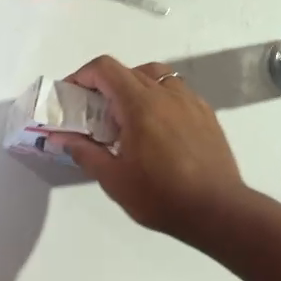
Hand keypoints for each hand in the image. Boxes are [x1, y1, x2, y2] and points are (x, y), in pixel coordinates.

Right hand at [48, 55, 249, 238]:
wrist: (219, 212)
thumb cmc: (161, 195)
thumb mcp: (113, 179)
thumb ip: (84, 152)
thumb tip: (61, 138)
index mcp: (140, 104)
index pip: (105, 69)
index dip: (82, 75)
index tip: (72, 95)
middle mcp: (166, 94)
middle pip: (128, 70)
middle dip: (105, 85)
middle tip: (95, 113)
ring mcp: (190, 102)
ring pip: (156, 76)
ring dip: (134, 86)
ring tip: (128, 116)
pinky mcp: (206, 115)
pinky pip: (176, 92)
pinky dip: (159, 98)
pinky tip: (156, 128)